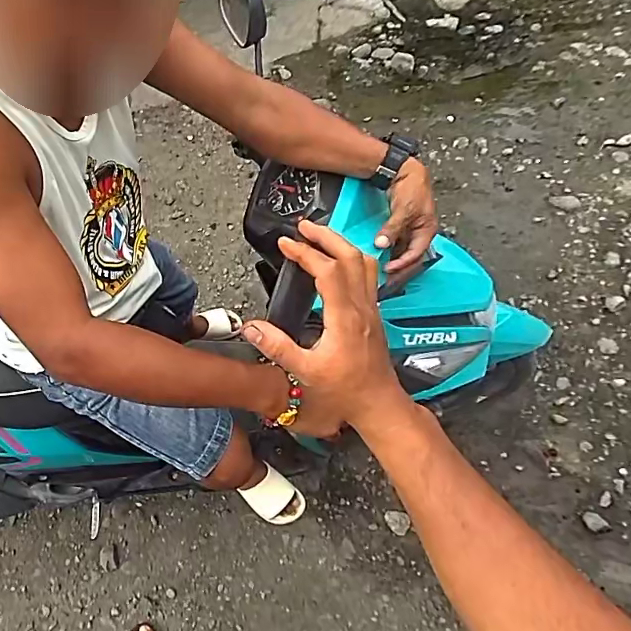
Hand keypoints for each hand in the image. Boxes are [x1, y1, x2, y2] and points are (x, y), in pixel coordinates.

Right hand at [242, 221, 407, 427]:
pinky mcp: (373, 314)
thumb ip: (278, 347)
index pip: (328, 271)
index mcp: (345, 318)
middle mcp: (362, 308)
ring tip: (320, 236)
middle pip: (350, 256)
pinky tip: (338, 261)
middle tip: (303, 227)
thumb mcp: (305, 372)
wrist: (378, 403)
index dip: (305, 253)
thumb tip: (253, 328)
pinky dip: (351, 258)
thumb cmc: (347, 391)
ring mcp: (371, 309)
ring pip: (363, 262)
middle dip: (325, 236)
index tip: (286, 244)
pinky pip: (367, 275)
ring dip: (341, 244)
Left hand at [377, 158, 438, 272]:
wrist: (404, 170)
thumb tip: (382, 245)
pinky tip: (378, 257)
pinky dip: (388, 251)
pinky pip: (396, 244)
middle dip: (399, 269)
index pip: (416, 254)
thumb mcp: (403, 209)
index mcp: (427, 230)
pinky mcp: (401, 227)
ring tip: (380, 272)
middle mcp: (420, 233)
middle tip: (384, 279)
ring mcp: (410, 230)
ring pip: (402, 252)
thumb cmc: (411, 187)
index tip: (388, 270)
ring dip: (393, 261)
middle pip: (411, 257)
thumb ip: (393, 228)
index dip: (403, 264)